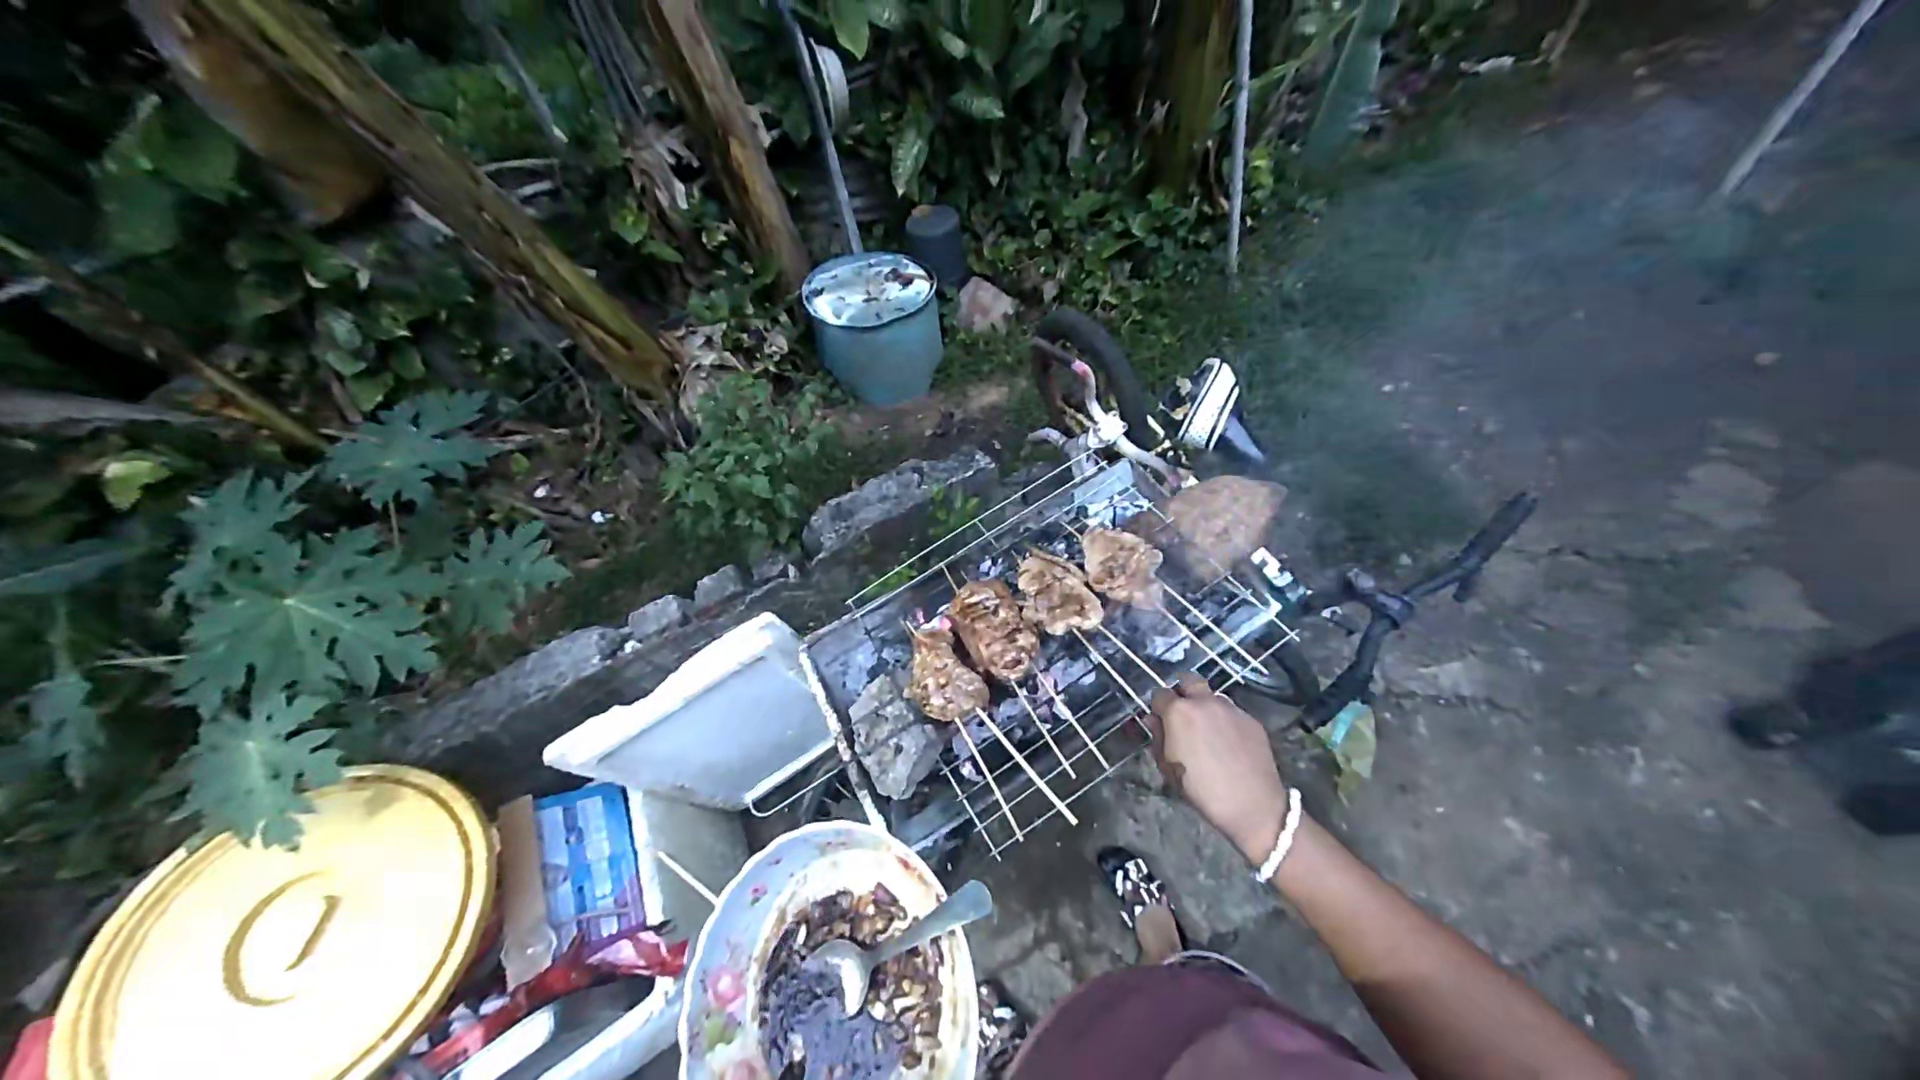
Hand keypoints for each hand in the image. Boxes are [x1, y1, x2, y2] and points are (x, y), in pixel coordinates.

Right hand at [1146, 673, 1289, 864]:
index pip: (1159, 693)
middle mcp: (1205, 702)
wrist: (1251, 804)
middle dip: (1182, 691)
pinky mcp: (1251, 719)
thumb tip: (1155, 720)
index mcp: (1178, 711)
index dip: (1157, 706)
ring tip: (1208, 730)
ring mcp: (1231, 708)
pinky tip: (1228, 742)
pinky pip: (1232, 712)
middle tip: (1182, 712)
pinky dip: (1225, 720)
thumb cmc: (1200, 789)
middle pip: (1188, 680)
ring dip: (1205, 705)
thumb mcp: (1167, 767)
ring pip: (1213, 695)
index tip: (1160, 719)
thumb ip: (1158, 737)